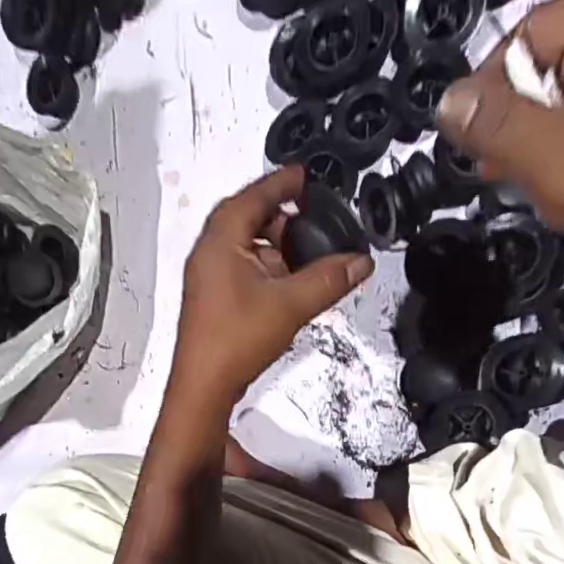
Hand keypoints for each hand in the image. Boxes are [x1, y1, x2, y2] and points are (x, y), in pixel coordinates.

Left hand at [170, 166, 372, 407]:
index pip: (254, 195)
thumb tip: (359, 263)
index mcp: (221, 240)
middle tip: (308, 222)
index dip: (282, 183)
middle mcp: (208, 254)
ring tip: (302, 259)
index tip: (302, 177)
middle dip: (280, 218)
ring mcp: (207, 279)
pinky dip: (264, 270)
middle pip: (247, 219)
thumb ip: (328, 280)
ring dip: (274, 248)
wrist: (204, 386)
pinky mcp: (212, 302)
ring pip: (244, 248)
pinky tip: (285, 288)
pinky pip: (240, 271)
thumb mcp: (291, 304)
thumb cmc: (234, 341)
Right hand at [436, 0, 563, 274]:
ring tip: (549, 181)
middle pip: (549, 66)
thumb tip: (452, 102)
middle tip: (513, 165)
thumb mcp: (553, 156)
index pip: (531, 31)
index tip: (478, 133)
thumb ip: (494, 125)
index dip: (493, 85)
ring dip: (544, 145)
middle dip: (522, 123)